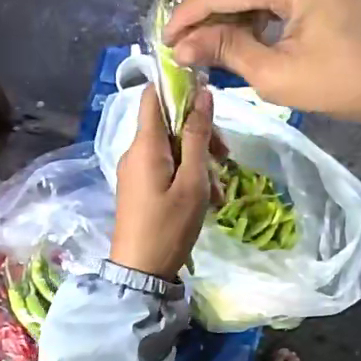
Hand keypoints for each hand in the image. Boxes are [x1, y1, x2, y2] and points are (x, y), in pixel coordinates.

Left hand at [109, 85, 213, 278]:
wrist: (140, 272)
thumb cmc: (169, 227)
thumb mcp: (192, 182)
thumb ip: (197, 136)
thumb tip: (202, 94)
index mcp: (145, 145)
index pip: (153, 95)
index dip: (179, 88)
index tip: (208, 98)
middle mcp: (135, 152)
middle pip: (169, 123)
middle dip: (200, 134)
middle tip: (225, 159)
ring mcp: (135, 171)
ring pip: (171, 148)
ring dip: (198, 161)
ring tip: (218, 192)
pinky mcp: (139, 188)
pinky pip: (165, 168)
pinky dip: (187, 176)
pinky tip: (206, 199)